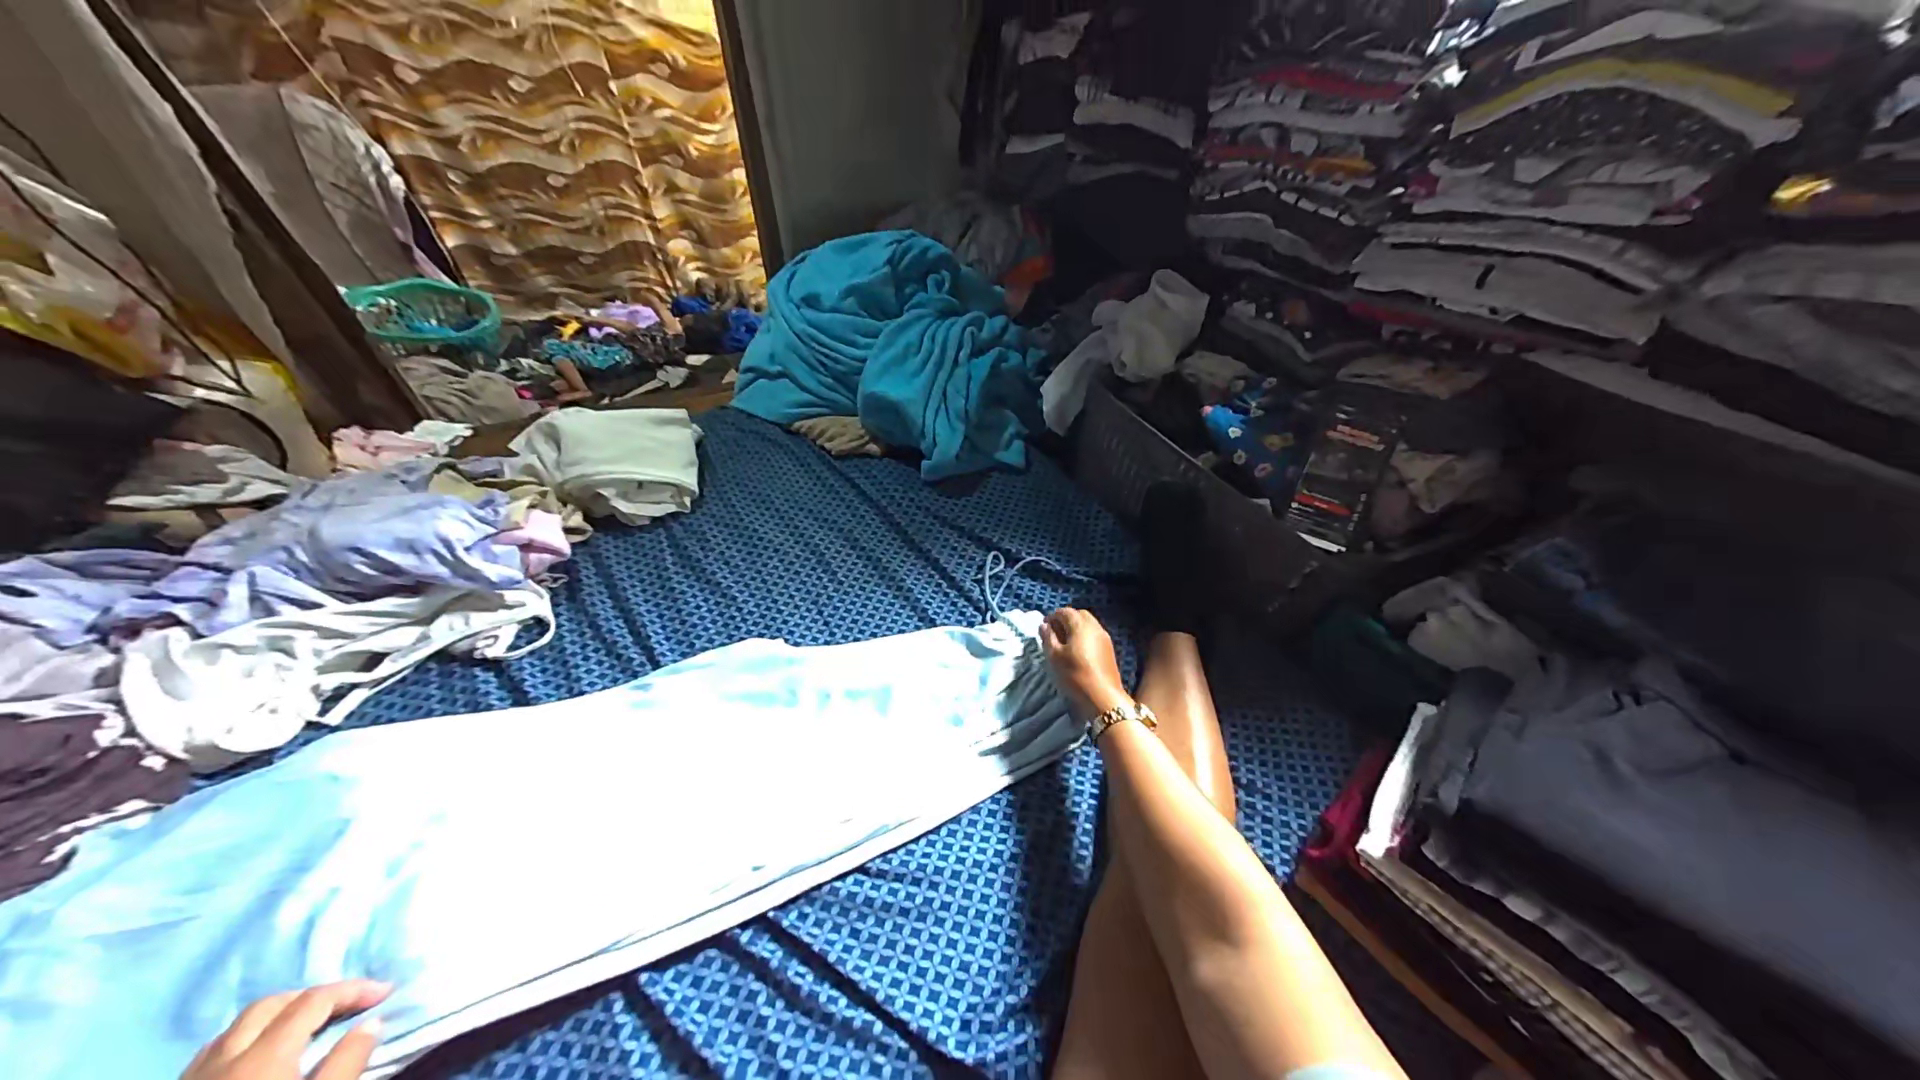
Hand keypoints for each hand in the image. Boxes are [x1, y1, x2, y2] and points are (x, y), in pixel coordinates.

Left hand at [181, 980, 390, 1079]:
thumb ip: (347, 1062)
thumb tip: (371, 1022)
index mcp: (262, 1055)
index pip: (314, 1001)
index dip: (353, 989)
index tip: (386, 991)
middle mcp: (223, 1057)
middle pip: (270, 1004)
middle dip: (312, 994)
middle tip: (346, 1002)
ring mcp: (192, 1077)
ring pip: (234, 1027)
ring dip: (276, 1015)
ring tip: (304, 1024)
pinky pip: (211, 1052)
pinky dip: (243, 1039)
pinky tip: (256, 1053)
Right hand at [1039, 607, 1128, 715]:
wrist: (1103, 696)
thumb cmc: (1074, 675)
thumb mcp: (1054, 656)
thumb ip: (1048, 637)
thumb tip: (1044, 625)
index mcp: (1080, 625)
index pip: (1065, 611)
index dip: (1052, 616)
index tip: (1044, 628)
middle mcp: (1095, 627)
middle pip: (1079, 615)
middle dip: (1066, 619)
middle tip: (1054, 633)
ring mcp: (1105, 637)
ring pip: (1088, 624)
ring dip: (1076, 628)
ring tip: (1065, 643)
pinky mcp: (1109, 649)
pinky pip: (1094, 634)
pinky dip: (1084, 636)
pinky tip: (1078, 651)